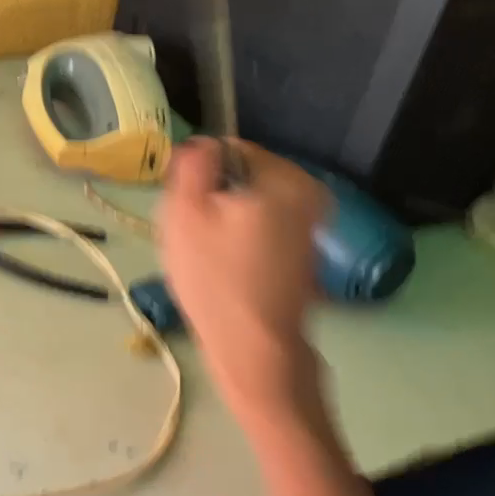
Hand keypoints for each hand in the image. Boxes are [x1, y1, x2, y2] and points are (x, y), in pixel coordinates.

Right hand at [156, 137, 328, 424]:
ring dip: (224, 223)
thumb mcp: (185, 212)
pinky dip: (241, 243)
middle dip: (214, 200)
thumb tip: (204, 144)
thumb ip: (194, 164)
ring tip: (209, 256)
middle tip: (196, 236)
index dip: (202, 177)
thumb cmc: (215, 278)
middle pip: (241, 178)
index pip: (230, 150)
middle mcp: (308, 194)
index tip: (190, 210)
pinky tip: (226, 271)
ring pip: (248, 205)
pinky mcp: (302, 254)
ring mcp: (309, 226)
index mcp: (284, 177)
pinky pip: (260, 229)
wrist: (254, 350)